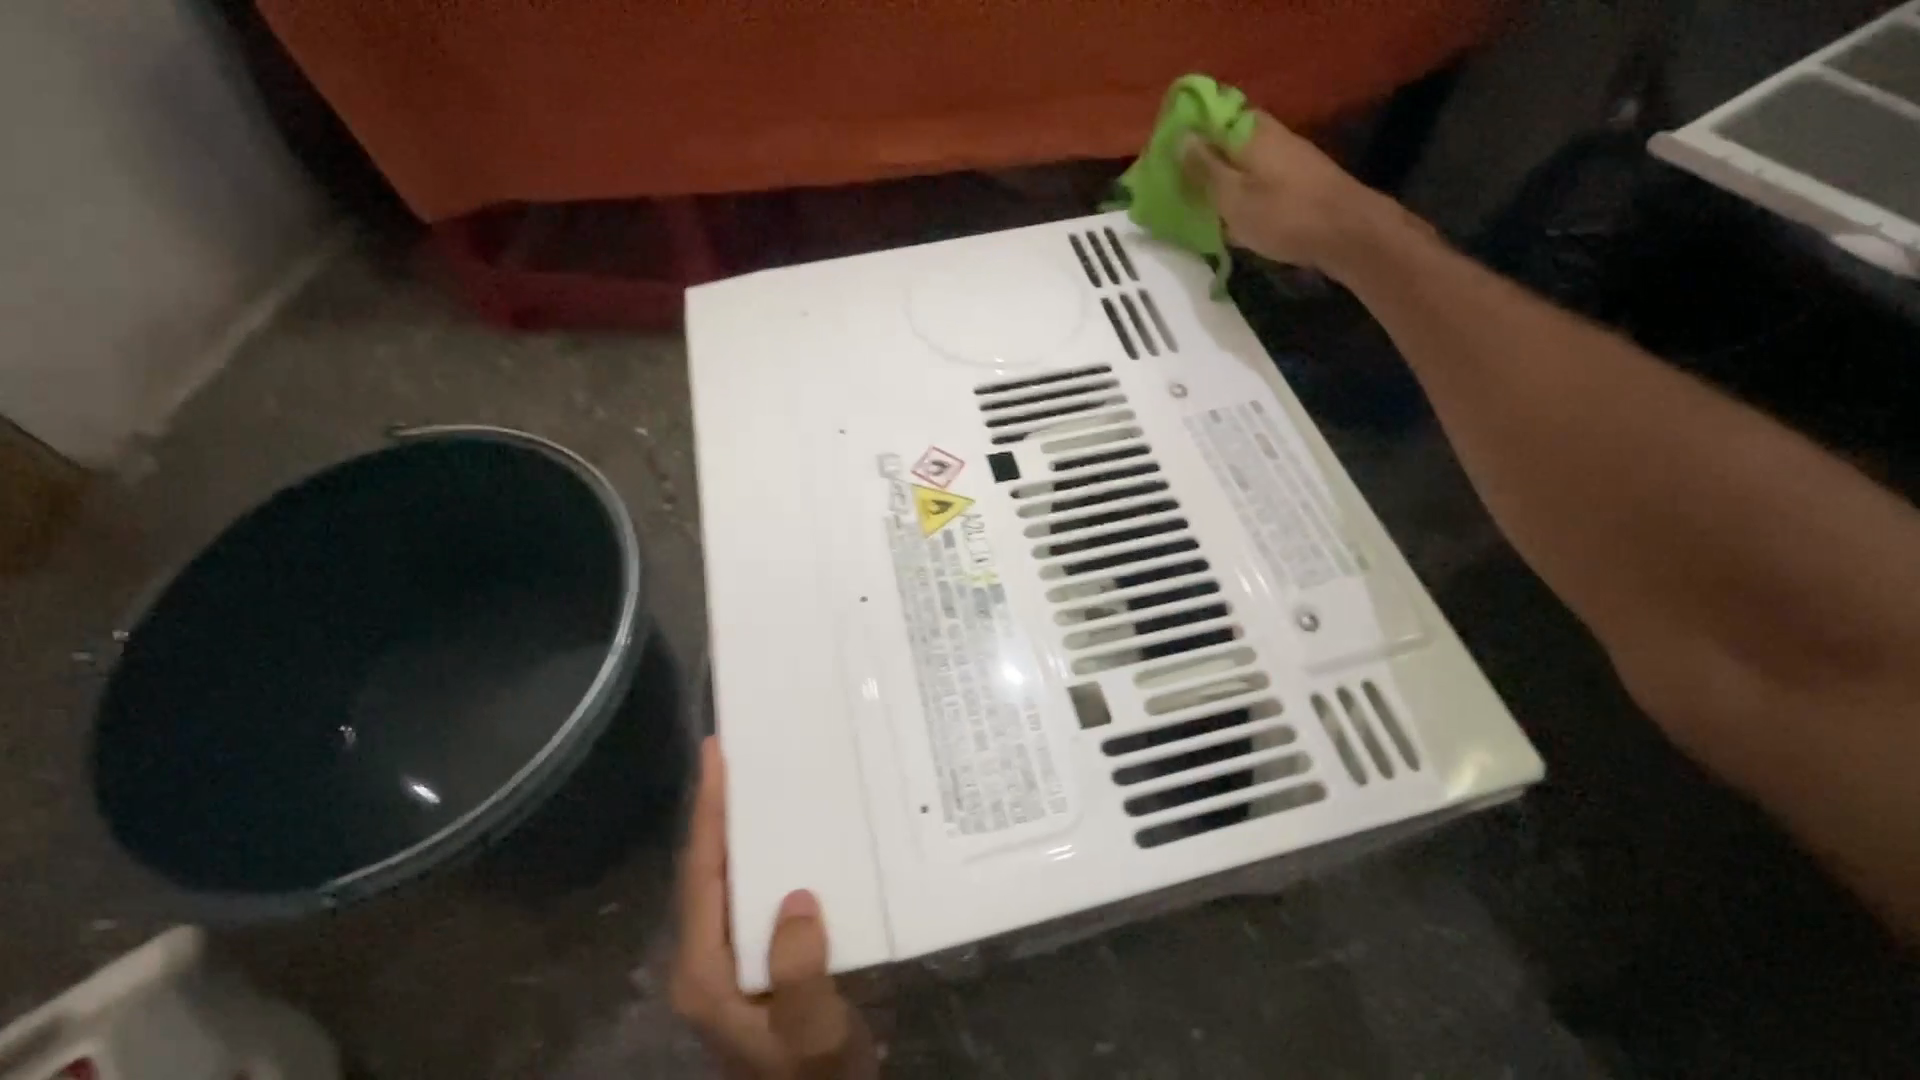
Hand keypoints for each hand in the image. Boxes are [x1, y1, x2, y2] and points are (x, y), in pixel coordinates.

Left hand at [670, 737, 876, 1078]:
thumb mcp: (813, 1037)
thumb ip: (799, 974)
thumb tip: (798, 896)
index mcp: (706, 973)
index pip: (702, 875)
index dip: (709, 811)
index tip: (715, 754)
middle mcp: (708, 963)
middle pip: (708, 870)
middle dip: (721, 810)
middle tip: (743, 754)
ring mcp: (731, 966)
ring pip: (731, 881)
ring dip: (743, 831)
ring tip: (767, 782)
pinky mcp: (758, 968)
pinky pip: (756, 898)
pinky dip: (769, 860)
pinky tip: (798, 841)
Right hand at [1181, 113, 1407, 278]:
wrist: (1348, 233)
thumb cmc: (1284, 214)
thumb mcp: (1231, 196)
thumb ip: (1204, 168)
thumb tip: (1181, 137)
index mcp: (1249, 130)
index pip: (1208, 115)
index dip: (1183, 133)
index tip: (1161, 158)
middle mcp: (1268, 135)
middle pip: (1224, 142)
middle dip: (1199, 163)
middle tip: (1176, 191)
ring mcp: (1286, 158)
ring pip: (1240, 164)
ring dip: (1219, 184)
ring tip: (1198, 210)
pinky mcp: (1297, 181)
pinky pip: (1257, 182)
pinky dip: (1240, 197)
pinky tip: (1231, 221)